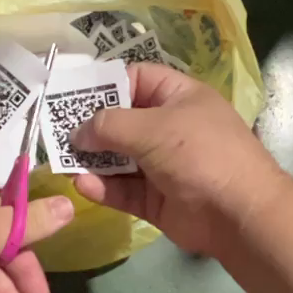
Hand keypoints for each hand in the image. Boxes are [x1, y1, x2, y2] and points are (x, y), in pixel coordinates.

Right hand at [68, 63, 291, 254]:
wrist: (237, 213)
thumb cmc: (199, 154)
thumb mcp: (153, 127)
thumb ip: (109, 125)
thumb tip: (77, 132)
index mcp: (178, 97)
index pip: (135, 79)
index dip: (104, 85)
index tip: (70, 96)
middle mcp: (169, 128)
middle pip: (121, 122)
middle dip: (90, 128)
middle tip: (55, 132)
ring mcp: (162, 166)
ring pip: (118, 160)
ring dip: (92, 160)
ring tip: (62, 161)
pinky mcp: (155, 200)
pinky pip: (123, 190)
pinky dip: (103, 188)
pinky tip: (83, 184)